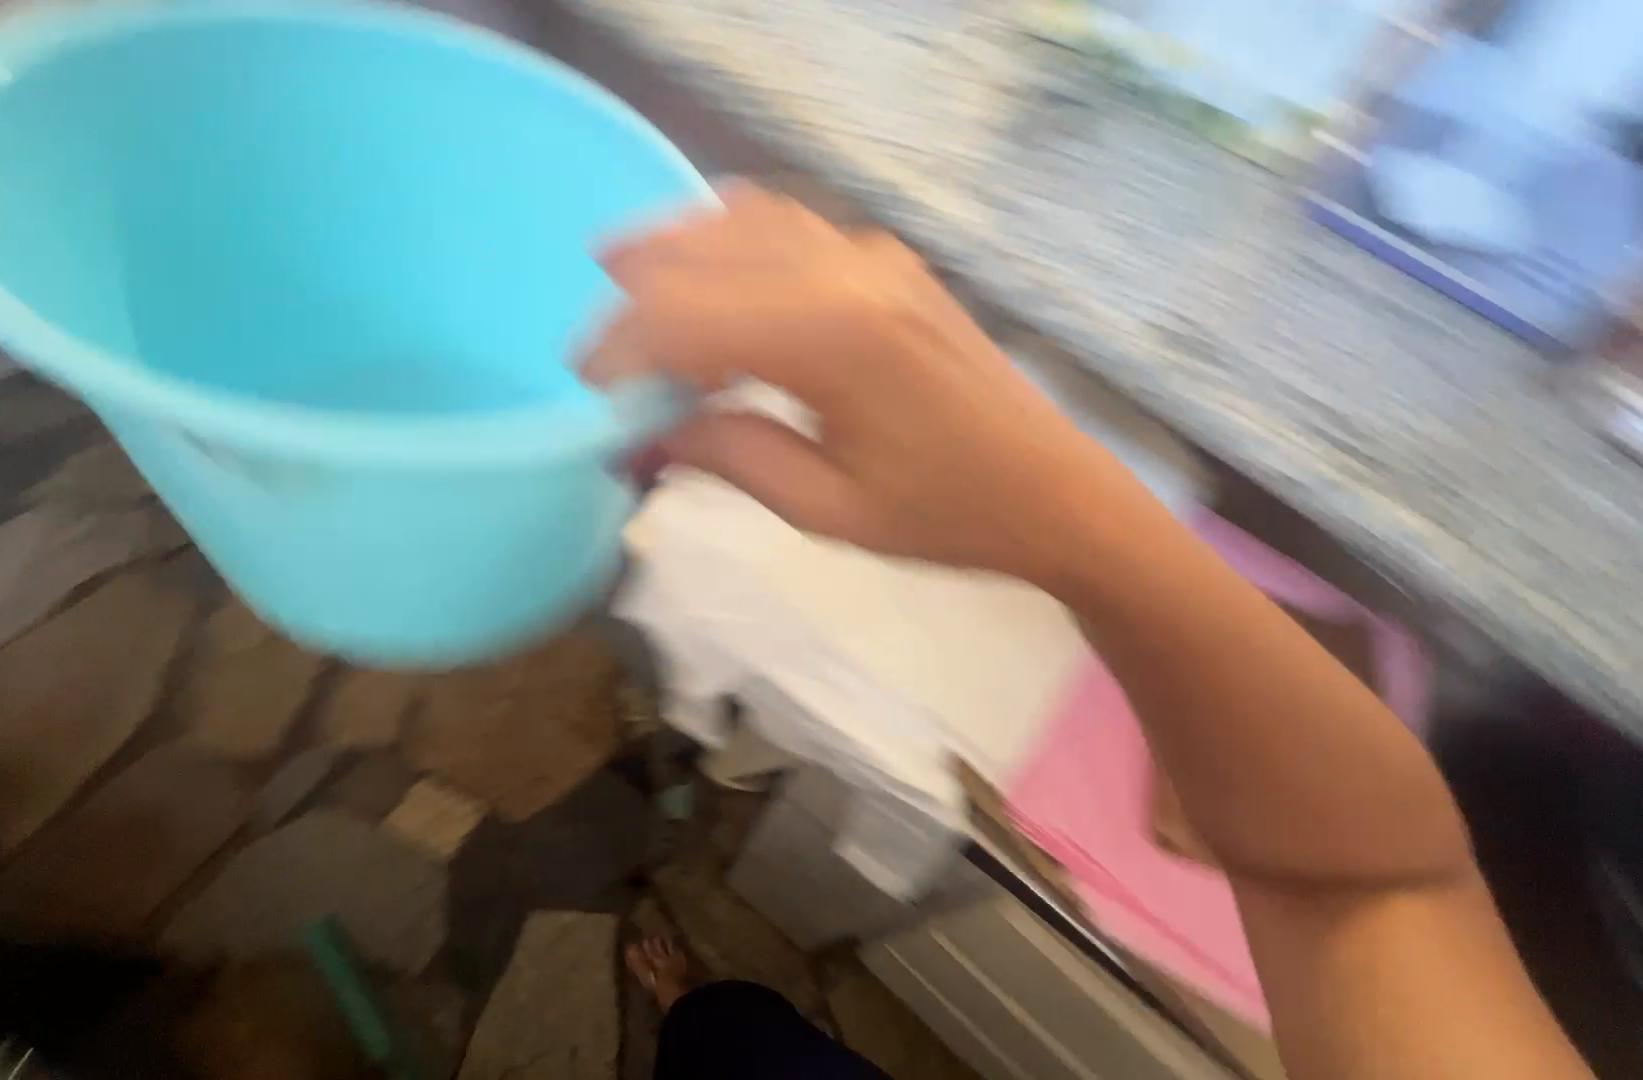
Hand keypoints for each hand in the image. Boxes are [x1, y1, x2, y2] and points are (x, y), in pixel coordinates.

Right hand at [583, 185, 1128, 581]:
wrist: (1052, 490)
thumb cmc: (947, 516)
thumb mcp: (827, 509)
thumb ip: (729, 457)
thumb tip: (647, 436)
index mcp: (831, 334)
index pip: (684, 315)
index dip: (621, 351)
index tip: (590, 396)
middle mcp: (848, 267)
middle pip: (702, 254)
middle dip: (638, 305)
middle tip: (606, 365)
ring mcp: (874, 254)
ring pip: (741, 223)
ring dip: (676, 257)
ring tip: (627, 297)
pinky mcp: (889, 261)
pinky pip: (786, 227)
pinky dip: (730, 245)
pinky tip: (709, 280)